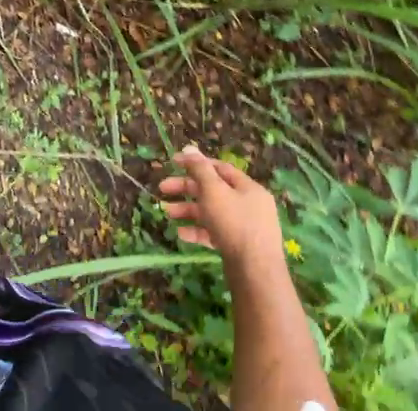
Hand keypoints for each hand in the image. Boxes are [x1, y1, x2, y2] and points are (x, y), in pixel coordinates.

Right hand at [159, 144, 284, 267]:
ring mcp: (245, 226)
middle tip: (162, 189)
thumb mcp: (213, 191)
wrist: (255, 269)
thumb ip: (199, 169)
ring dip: (187, 210)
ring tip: (167, 213)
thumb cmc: (234, 223)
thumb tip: (189, 148)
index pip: (219, 168)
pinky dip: (197, 230)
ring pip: (211, 212)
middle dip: (185, 189)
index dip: (195, 164)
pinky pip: (215, 231)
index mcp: (248, 189)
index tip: (172, 163)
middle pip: (212, 190)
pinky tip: (182, 234)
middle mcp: (249, 205)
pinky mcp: (238, 245)